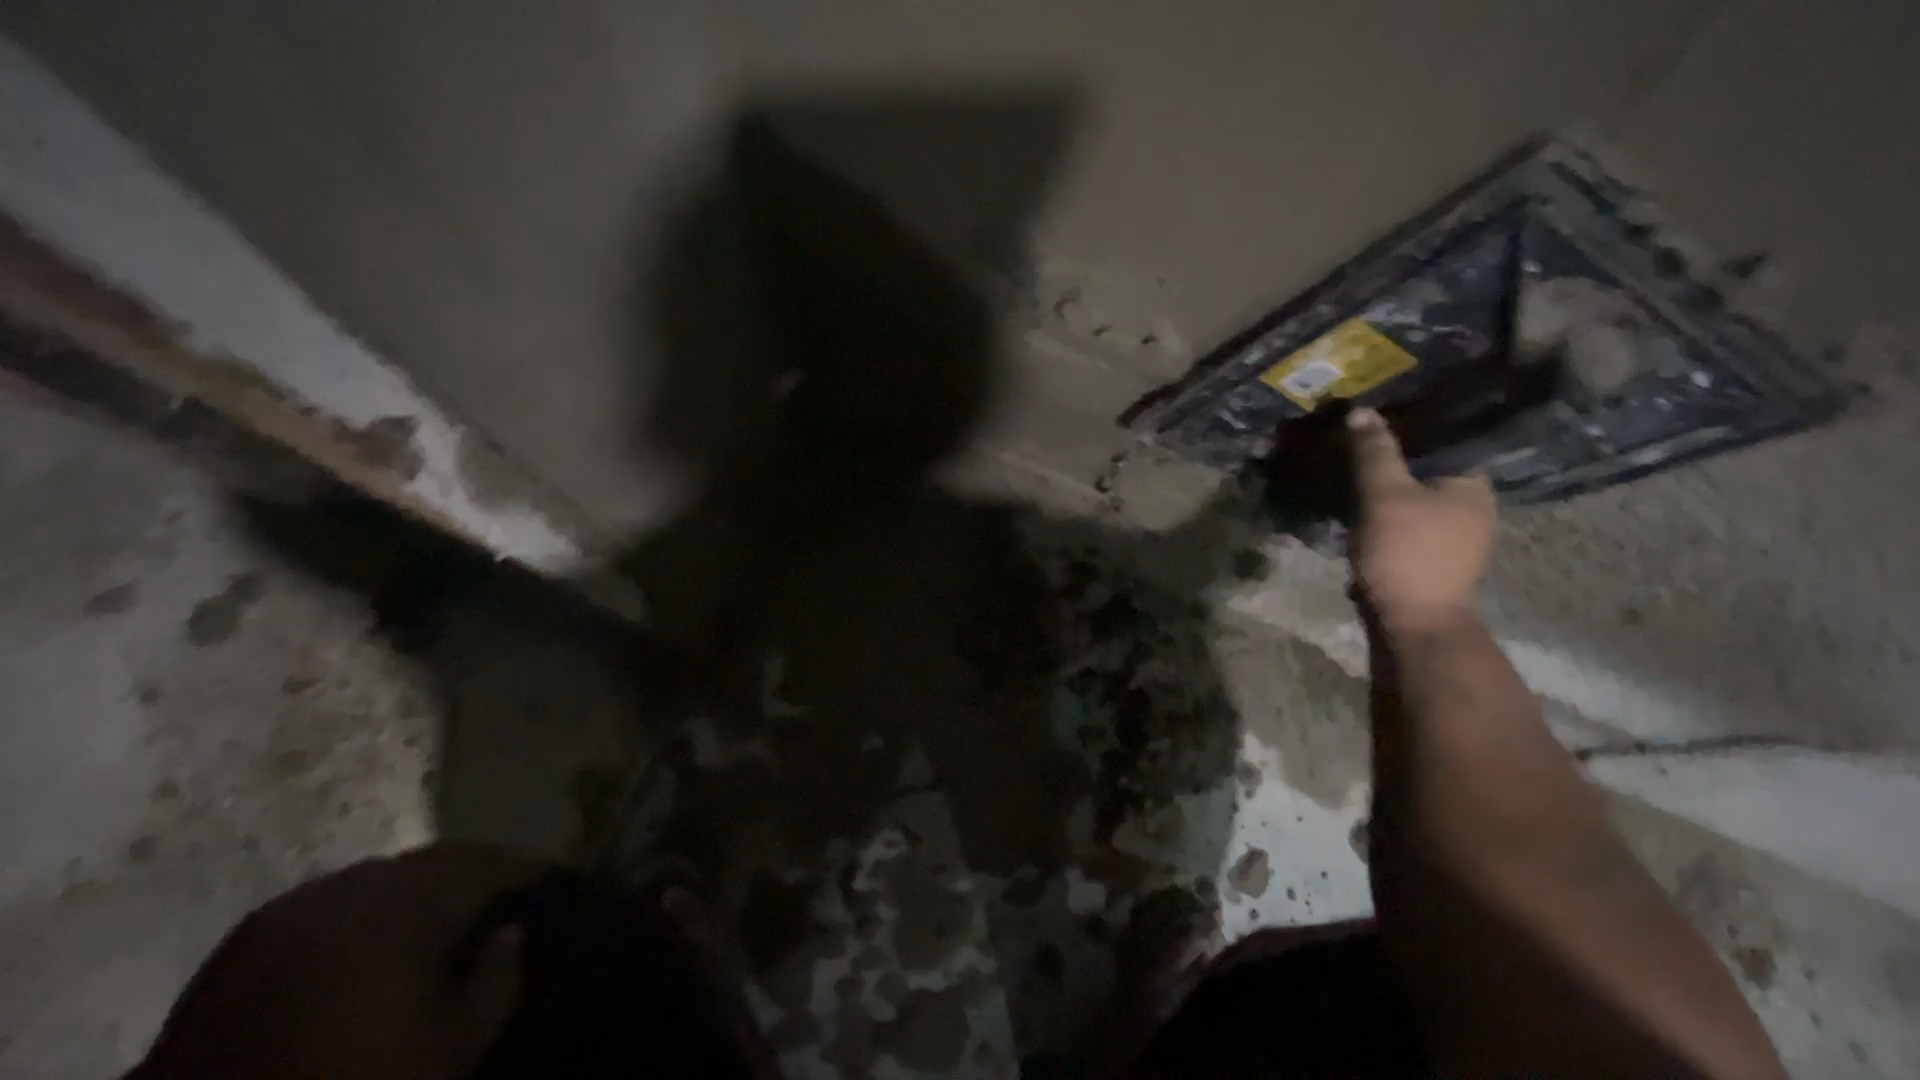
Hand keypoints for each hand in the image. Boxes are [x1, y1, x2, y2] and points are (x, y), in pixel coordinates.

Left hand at [133, 844, 544, 1079]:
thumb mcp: (451, 1046)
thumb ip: (496, 981)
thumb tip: (509, 933)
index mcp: (404, 907)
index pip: (481, 864)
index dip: (519, 868)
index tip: (547, 877)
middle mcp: (349, 888)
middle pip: (427, 862)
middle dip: (468, 872)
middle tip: (499, 892)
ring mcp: (291, 907)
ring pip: (375, 876)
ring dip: (413, 888)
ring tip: (439, 913)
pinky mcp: (247, 935)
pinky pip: (327, 901)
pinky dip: (362, 908)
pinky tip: (370, 938)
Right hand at [1346, 408, 1495, 630]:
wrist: (1413, 625)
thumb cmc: (1406, 553)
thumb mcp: (1384, 495)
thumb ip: (1374, 452)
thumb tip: (1362, 411)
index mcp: (1474, 485)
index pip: (1447, 438)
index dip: (1413, 423)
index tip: (1379, 413)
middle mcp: (1474, 507)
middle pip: (1430, 468)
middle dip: (1395, 456)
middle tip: (1358, 440)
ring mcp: (1456, 537)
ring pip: (1417, 497)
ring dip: (1387, 486)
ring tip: (1352, 471)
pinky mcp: (1434, 559)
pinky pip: (1408, 522)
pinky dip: (1386, 513)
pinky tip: (1360, 510)